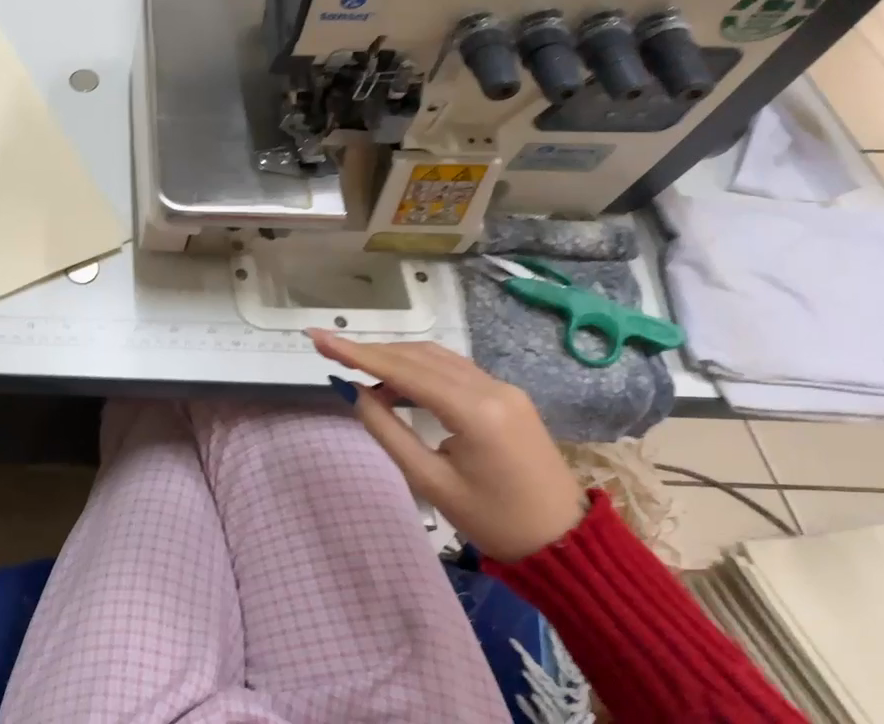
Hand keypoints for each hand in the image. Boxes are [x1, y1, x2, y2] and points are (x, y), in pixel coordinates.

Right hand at [311, 331, 587, 562]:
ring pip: (435, 357)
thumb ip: (387, 430)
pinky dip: (418, 368)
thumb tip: (353, 391)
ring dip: (393, 358)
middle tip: (327, 350)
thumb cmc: (495, 521)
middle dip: (370, 351)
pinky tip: (396, 383)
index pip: (402, 369)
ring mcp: (503, 388)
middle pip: (418, 355)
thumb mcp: (430, 481)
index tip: (317, 337)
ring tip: (356, 370)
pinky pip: (453, 369)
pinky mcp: (507, 396)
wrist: (566, 545)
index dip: (355, 352)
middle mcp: (491, 387)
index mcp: (474, 411)